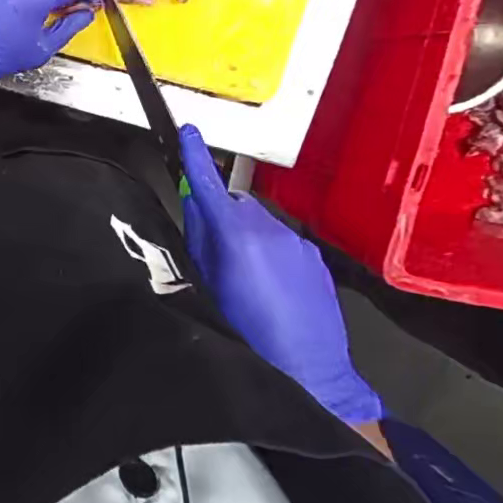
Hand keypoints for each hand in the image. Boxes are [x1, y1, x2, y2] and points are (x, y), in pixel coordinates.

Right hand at [180, 124, 382, 424]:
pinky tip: (267, 286)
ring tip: (240, 276)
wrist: (309, 370)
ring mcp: (297, 242)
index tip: (188, 132)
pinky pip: (281, 241)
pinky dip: (268, 251)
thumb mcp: (205, 285)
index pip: (209, 186)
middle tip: (209, 250)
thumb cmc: (245, 331)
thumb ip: (199, 240)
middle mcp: (270, 229)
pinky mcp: (314, 258)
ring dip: (244, 235)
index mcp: (236, 235)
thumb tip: (195, 207)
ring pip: (258, 223)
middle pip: (234, 205)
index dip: (195, 158)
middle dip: (219, 216)